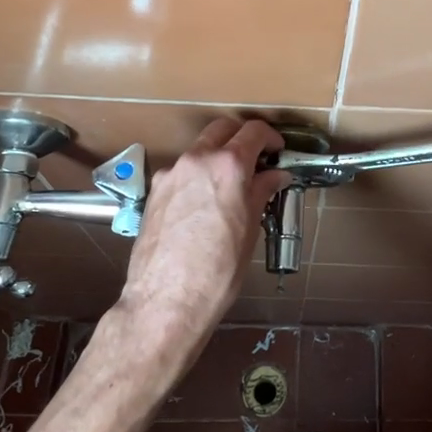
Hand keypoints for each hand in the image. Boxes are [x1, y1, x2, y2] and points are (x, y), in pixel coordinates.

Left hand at [115, 118, 291, 346]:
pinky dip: (197, 177)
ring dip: (217, 157)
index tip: (277, 150)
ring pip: (199, 150)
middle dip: (240, 138)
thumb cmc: (218, 269)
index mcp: (228, 165)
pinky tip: (203, 205)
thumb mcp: (250, 229)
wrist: (167, 301)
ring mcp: (171, 173)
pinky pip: (181, 172)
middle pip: (222, 129)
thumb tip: (275, 176)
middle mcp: (197, 159)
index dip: (270, 137)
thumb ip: (261, 193)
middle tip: (255, 160)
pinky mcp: (155, 191)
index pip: (253, 131)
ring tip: (229, 187)